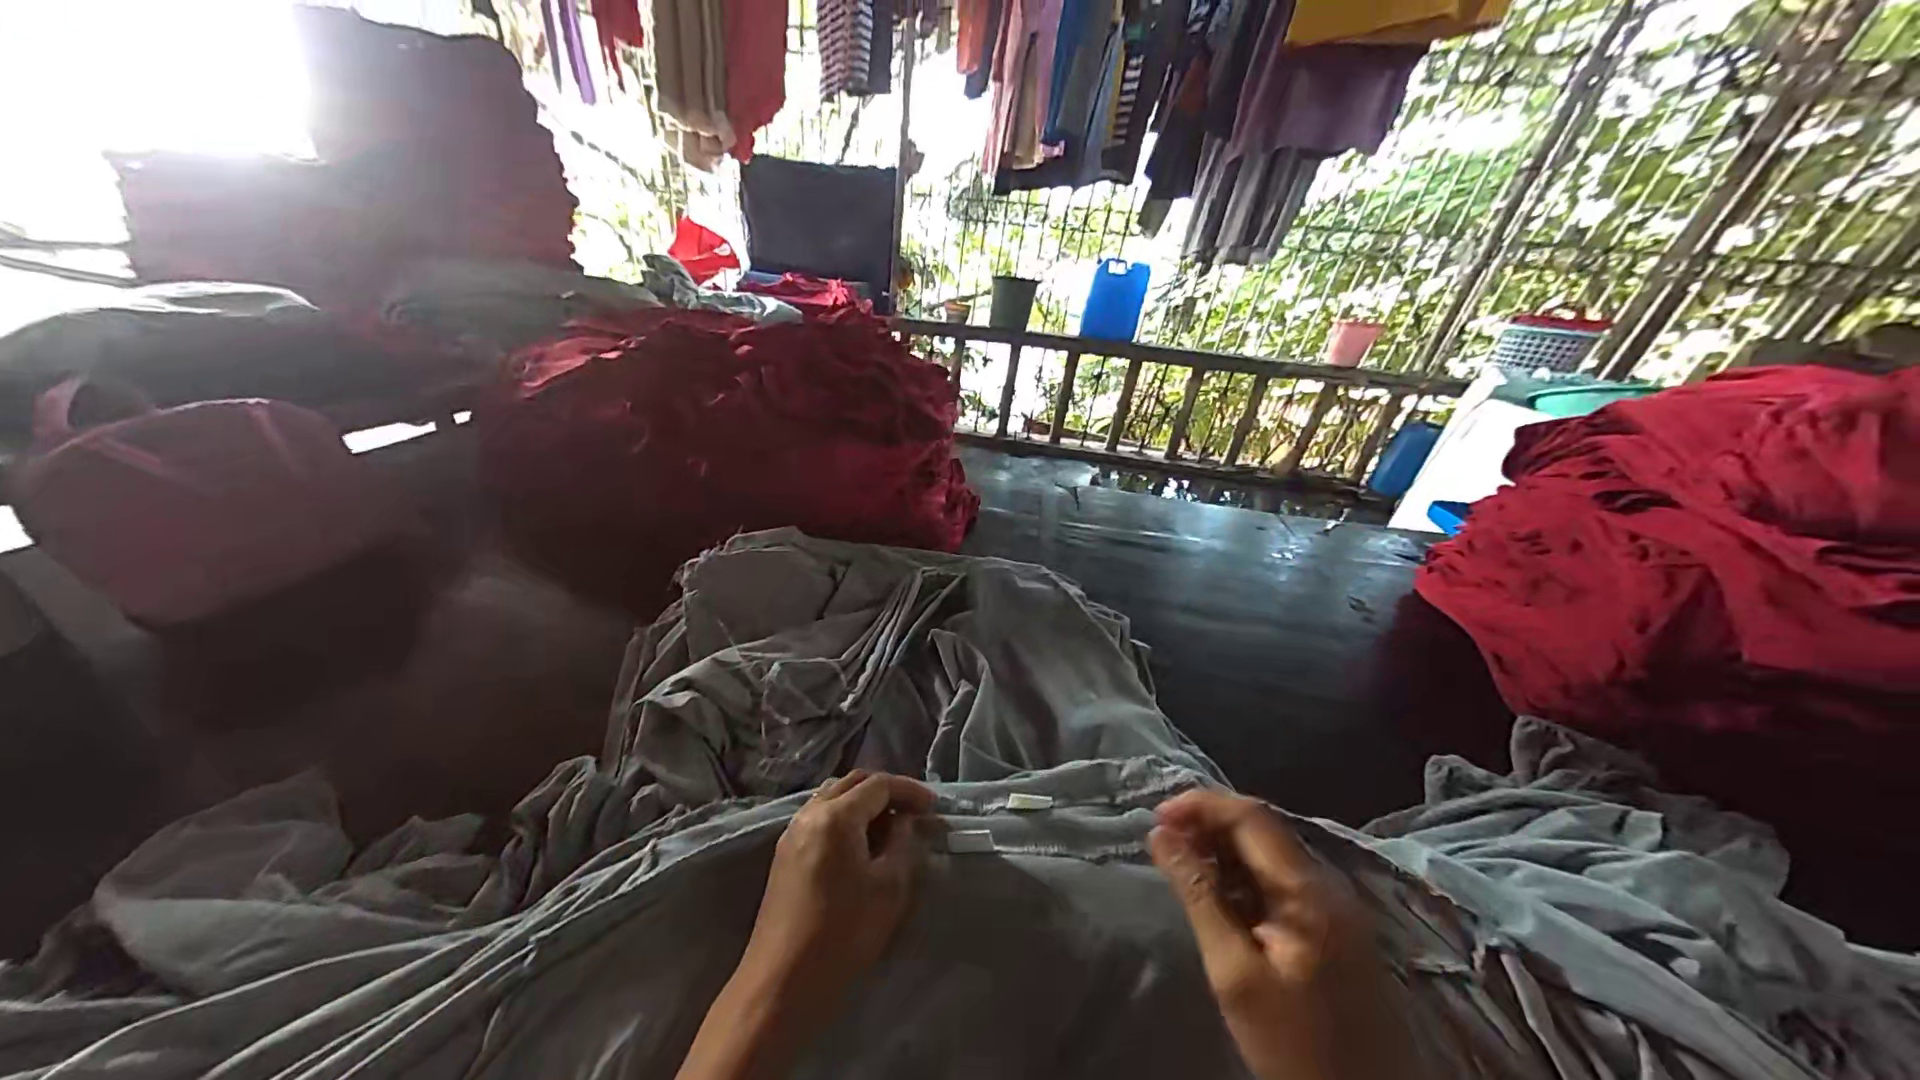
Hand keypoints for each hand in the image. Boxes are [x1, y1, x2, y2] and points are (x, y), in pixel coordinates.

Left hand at [739, 769, 934, 994]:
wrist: (782, 984)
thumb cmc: (843, 934)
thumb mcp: (889, 887)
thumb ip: (902, 843)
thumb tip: (903, 821)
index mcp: (836, 816)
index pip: (878, 784)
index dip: (910, 791)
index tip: (933, 807)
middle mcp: (810, 814)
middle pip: (853, 783)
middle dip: (886, 791)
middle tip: (914, 812)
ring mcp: (792, 833)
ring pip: (833, 797)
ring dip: (864, 803)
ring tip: (891, 827)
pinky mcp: (785, 855)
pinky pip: (820, 818)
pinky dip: (845, 818)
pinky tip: (862, 844)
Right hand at [1149, 789, 1420, 1079]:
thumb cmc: (1295, 1046)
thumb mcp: (1234, 972)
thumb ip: (1198, 895)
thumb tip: (1160, 835)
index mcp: (1309, 890)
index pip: (1251, 817)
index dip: (1200, 805)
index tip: (1156, 817)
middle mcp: (1328, 884)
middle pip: (1261, 828)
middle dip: (1208, 823)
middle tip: (1162, 838)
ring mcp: (1335, 905)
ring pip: (1268, 851)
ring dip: (1221, 847)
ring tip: (1179, 859)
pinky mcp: (1332, 925)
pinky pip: (1279, 878)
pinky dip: (1241, 873)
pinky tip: (1215, 888)